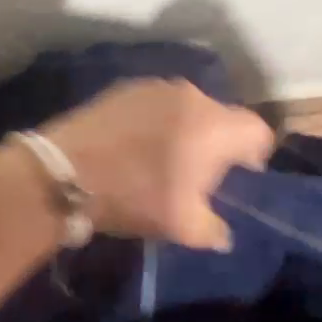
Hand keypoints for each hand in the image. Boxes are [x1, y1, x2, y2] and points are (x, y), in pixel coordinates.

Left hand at [39, 78, 274, 250]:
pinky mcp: (125, 88)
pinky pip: (158, 104)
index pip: (258, 131)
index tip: (240, 179)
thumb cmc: (134, 195)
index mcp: (216, 126)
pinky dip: (158, 121)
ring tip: (165, 159)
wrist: (64, 172)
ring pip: (189, 108)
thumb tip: (223, 234)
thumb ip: (213, 229)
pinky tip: (137, 146)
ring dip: (187, 130)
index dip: (256, 156)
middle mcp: (192, 96)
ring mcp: (156, 87)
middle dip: (219, 144)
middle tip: (200, 175)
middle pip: (223, 117)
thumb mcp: (181, 225)